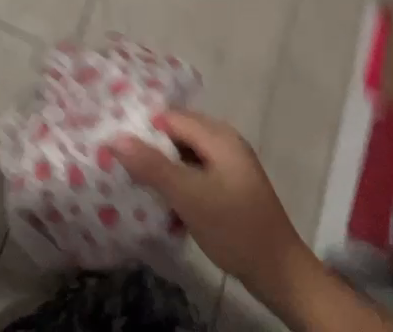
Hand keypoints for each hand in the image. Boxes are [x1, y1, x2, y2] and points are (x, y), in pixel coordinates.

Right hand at [113, 110, 312, 301]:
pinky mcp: (228, 187)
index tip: (114, 142)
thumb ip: (152, 166)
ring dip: (161, 168)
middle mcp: (225, 143)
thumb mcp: (189, 196)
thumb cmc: (234, 228)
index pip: (170, 117)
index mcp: (219, 137)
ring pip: (183, 155)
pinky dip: (176, 182)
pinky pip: (193, 173)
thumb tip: (115, 138)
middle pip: (176, 134)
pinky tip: (160, 200)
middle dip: (149, 147)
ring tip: (133, 180)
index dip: (142, 127)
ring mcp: (228, 166)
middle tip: (119, 162)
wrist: (279, 274)